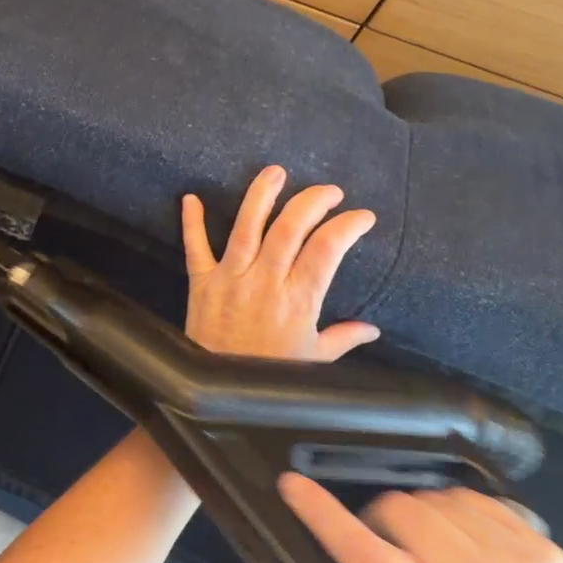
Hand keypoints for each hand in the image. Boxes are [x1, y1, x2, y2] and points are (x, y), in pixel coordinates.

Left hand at [181, 165, 379, 361]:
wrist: (216, 391)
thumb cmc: (269, 375)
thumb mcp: (313, 361)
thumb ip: (341, 339)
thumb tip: (371, 330)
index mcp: (298, 300)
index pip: (327, 250)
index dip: (347, 226)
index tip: (362, 215)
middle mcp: (264, 282)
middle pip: (290, 229)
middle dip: (311, 202)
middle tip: (328, 190)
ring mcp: (229, 279)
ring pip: (246, 228)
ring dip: (260, 196)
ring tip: (275, 172)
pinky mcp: (200, 283)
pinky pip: (194, 248)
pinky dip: (192, 223)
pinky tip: (191, 198)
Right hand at [279, 475, 562, 562]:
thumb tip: (354, 541)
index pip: (367, 555)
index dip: (323, 515)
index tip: (293, 485)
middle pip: (399, 509)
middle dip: (381, 517)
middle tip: (391, 545)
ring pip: (434, 497)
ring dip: (421, 512)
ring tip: (436, 547)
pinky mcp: (545, 545)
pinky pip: (475, 499)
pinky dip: (457, 510)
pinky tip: (467, 540)